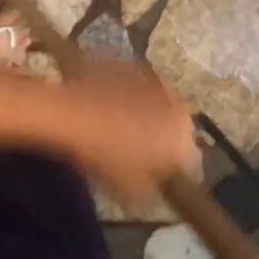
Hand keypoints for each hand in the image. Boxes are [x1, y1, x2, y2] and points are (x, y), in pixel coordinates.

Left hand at [57, 61, 199, 212]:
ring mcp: (150, 78)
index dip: (175, 174)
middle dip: (162, 139)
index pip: (190, 162)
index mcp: (185, 135)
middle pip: (175, 127)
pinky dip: (124, 96)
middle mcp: (176, 102)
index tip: (158, 180)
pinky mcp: (124, 64)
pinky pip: (131, 87)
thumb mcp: (132, 191)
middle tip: (138, 153)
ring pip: (155, 104)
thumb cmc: (106, 154)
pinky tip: (105, 106)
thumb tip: (154, 192)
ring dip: (144, 115)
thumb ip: (153, 194)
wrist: (68, 112)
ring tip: (119, 128)